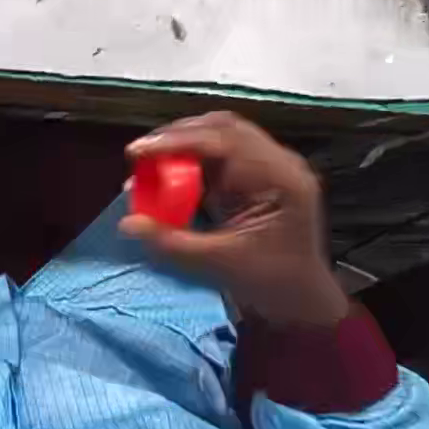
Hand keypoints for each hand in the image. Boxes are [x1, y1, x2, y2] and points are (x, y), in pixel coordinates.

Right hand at [119, 111, 348, 327]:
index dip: (176, 141)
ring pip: (219, 137)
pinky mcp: (255, 177)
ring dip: (181, 146)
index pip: (223, 141)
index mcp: (279, 178)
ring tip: (148, 162)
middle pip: (222, 128)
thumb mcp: (216, 264)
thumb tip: (127, 223)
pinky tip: (167, 174)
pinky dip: (189, 161)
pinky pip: (219, 156)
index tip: (137, 151)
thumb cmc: (268, 281)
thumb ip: (170, 242)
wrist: (300, 299)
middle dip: (176, 136)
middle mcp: (278, 162)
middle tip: (139, 154)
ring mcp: (268, 167)